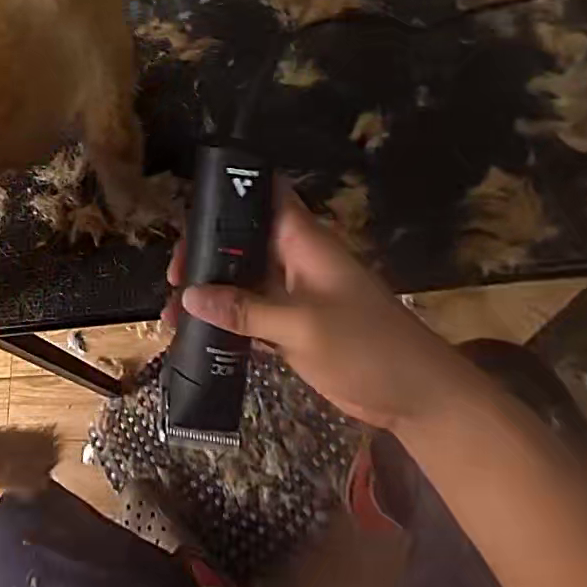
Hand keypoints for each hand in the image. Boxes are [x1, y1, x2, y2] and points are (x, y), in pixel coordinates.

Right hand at [164, 183, 460, 431]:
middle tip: (173, 277)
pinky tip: (193, 334)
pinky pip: (247, 311)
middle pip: (240, 238)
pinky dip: (222, 319)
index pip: (265, 194)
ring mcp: (290, 290)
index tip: (192, 208)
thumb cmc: (367, 345)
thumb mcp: (304, 326)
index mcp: (302, 239)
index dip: (230, 190)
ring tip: (171, 314)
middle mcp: (292, 257)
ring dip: (208, 291)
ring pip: (239, 278)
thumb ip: (245, 310)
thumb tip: (189, 296)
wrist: (415, 396)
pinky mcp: (288, 322)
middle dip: (204, 252)